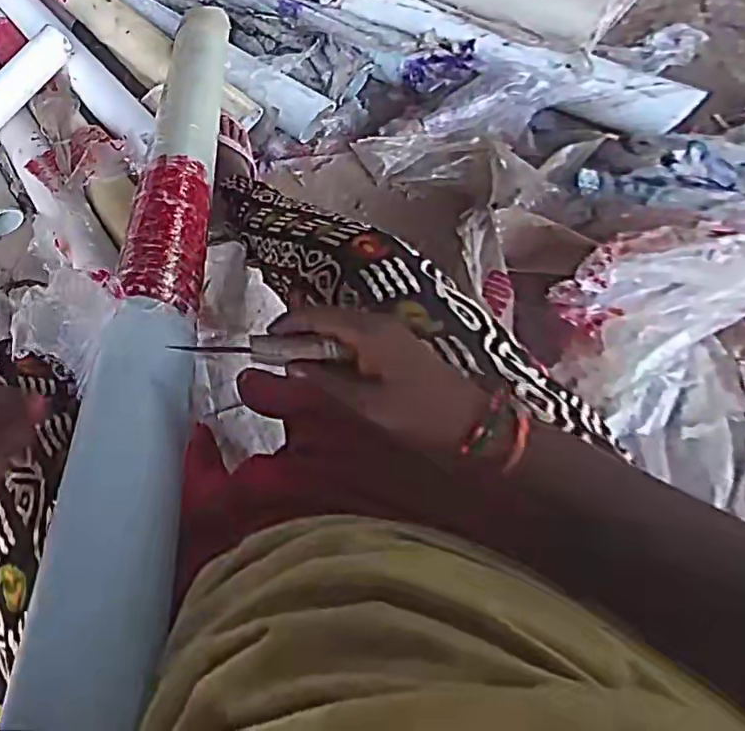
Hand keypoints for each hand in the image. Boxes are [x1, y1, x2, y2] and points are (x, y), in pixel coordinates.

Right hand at [238, 306, 489, 458]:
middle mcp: (377, 322)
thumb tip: (290, 366)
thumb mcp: (366, 404)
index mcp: (368, 331)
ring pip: (338, 326)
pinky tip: (326, 366)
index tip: (263, 342)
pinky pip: (352, 335)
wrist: (480, 428)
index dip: (285, 325)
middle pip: (325, 317)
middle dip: (297, 332)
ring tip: (296, 362)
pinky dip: (332, 346)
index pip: (314, 316)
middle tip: (275, 353)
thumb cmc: (421, 416)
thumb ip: (323, 381)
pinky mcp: (397, 344)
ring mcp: (389, 331)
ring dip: (314, 340)